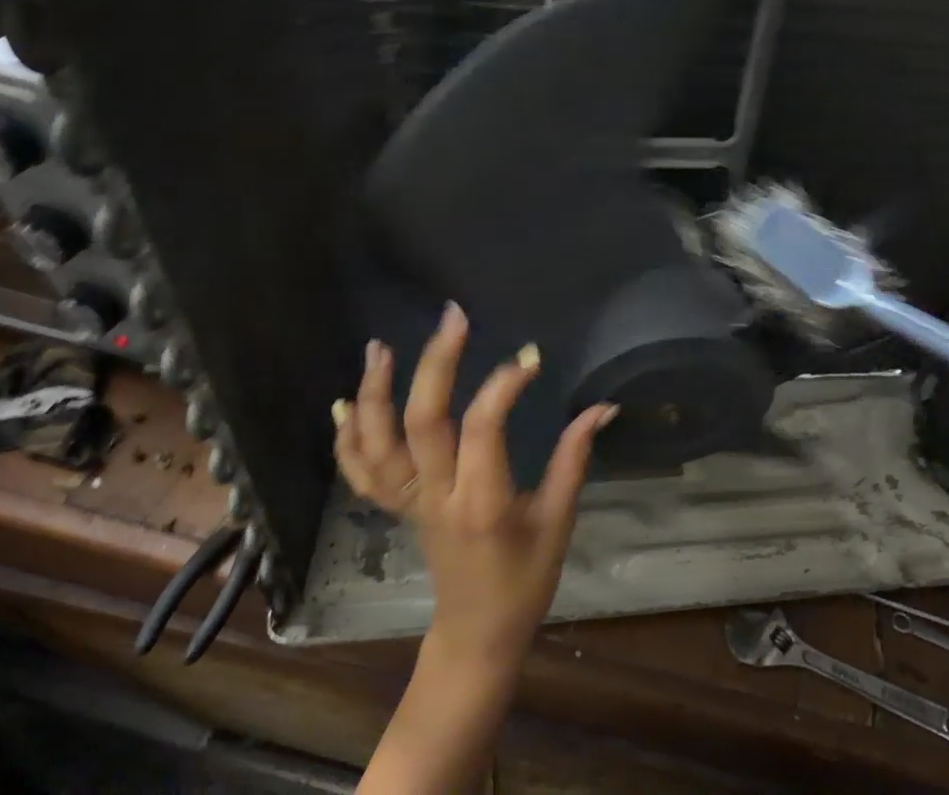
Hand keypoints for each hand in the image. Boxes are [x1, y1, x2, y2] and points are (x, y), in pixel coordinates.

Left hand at [333, 302, 615, 664]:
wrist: (478, 631)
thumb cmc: (526, 580)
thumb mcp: (558, 521)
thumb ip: (574, 460)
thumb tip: (603, 407)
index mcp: (482, 502)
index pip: (483, 428)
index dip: (504, 385)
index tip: (529, 357)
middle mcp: (437, 496)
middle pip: (422, 422)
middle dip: (436, 363)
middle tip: (454, 318)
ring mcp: (409, 503)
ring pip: (377, 443)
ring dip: (374, 393)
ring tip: (381, 347)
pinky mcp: (396, 508)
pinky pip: (361, 473)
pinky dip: (347, 438)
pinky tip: (345, 402)